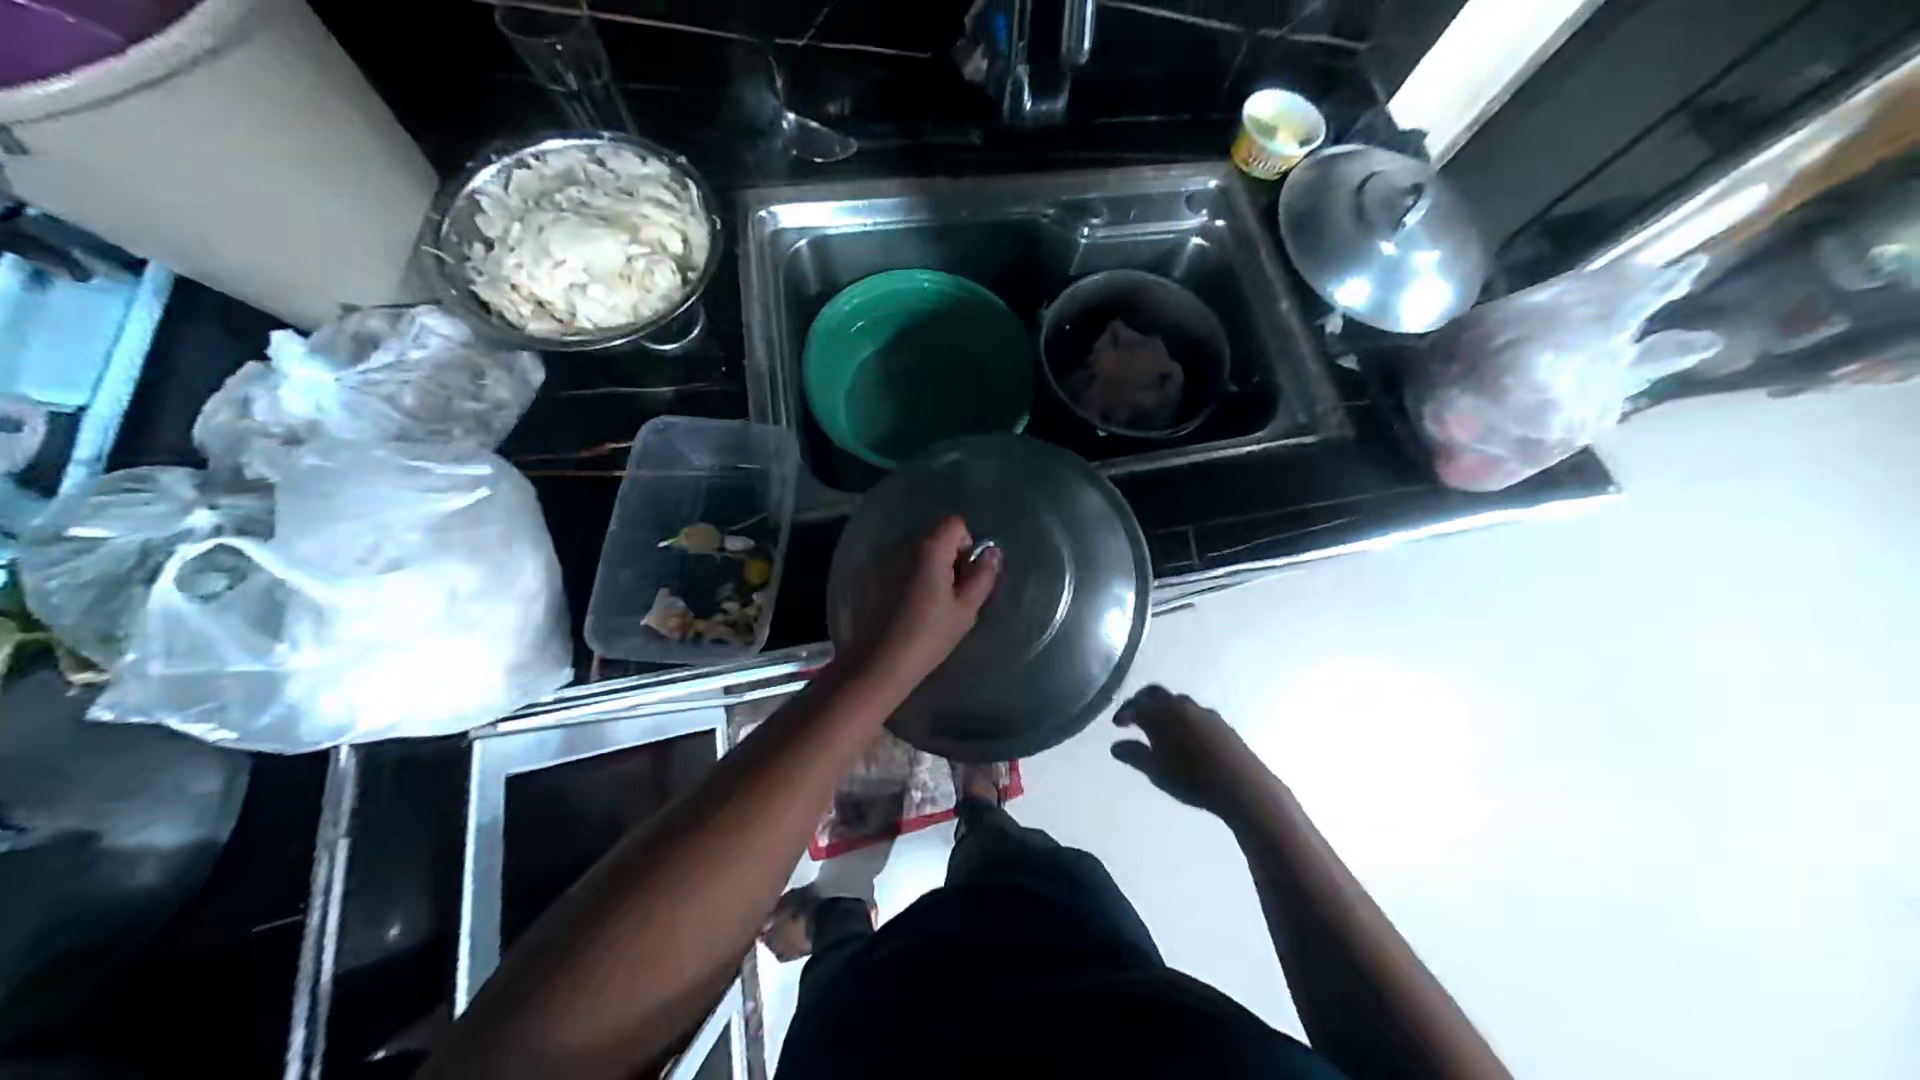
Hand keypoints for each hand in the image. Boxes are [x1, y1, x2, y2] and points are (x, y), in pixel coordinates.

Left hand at [842, 516, 1001, 691]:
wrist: (881, 662)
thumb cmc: (929, 635)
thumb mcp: (966, 608)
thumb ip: (983, 576)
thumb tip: (992, 553)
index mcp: (929, 549)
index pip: (955, 523)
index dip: (967, 544)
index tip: (967, 574)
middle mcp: (905, 547)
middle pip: (936, 535)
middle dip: (951, 556)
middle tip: (955, 592)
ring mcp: (887, 562)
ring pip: (919, 551)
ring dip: (933, 568)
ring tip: (936, 602)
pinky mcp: (876, 579)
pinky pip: (904, 566)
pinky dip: (915, 577)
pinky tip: (916, 607)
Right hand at [1111, 685, 1269, 818]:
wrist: (1241, 785)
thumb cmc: (1190, 779)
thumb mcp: (1155, 771)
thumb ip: (1134, 755)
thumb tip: (1116, 746)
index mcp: (1159, 713)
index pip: (1134, 705)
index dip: (1123, 713)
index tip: (1117, 724)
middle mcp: (1179, 705)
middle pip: (1154, 693)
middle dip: (1141, 702)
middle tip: (1134, 716)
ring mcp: (1202, 711)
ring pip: (1175, 702)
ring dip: (1163, 710)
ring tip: (1159, 730)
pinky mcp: (1220, 722)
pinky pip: (1193, 713)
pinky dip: (1181, 718)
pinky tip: (1184, 738)